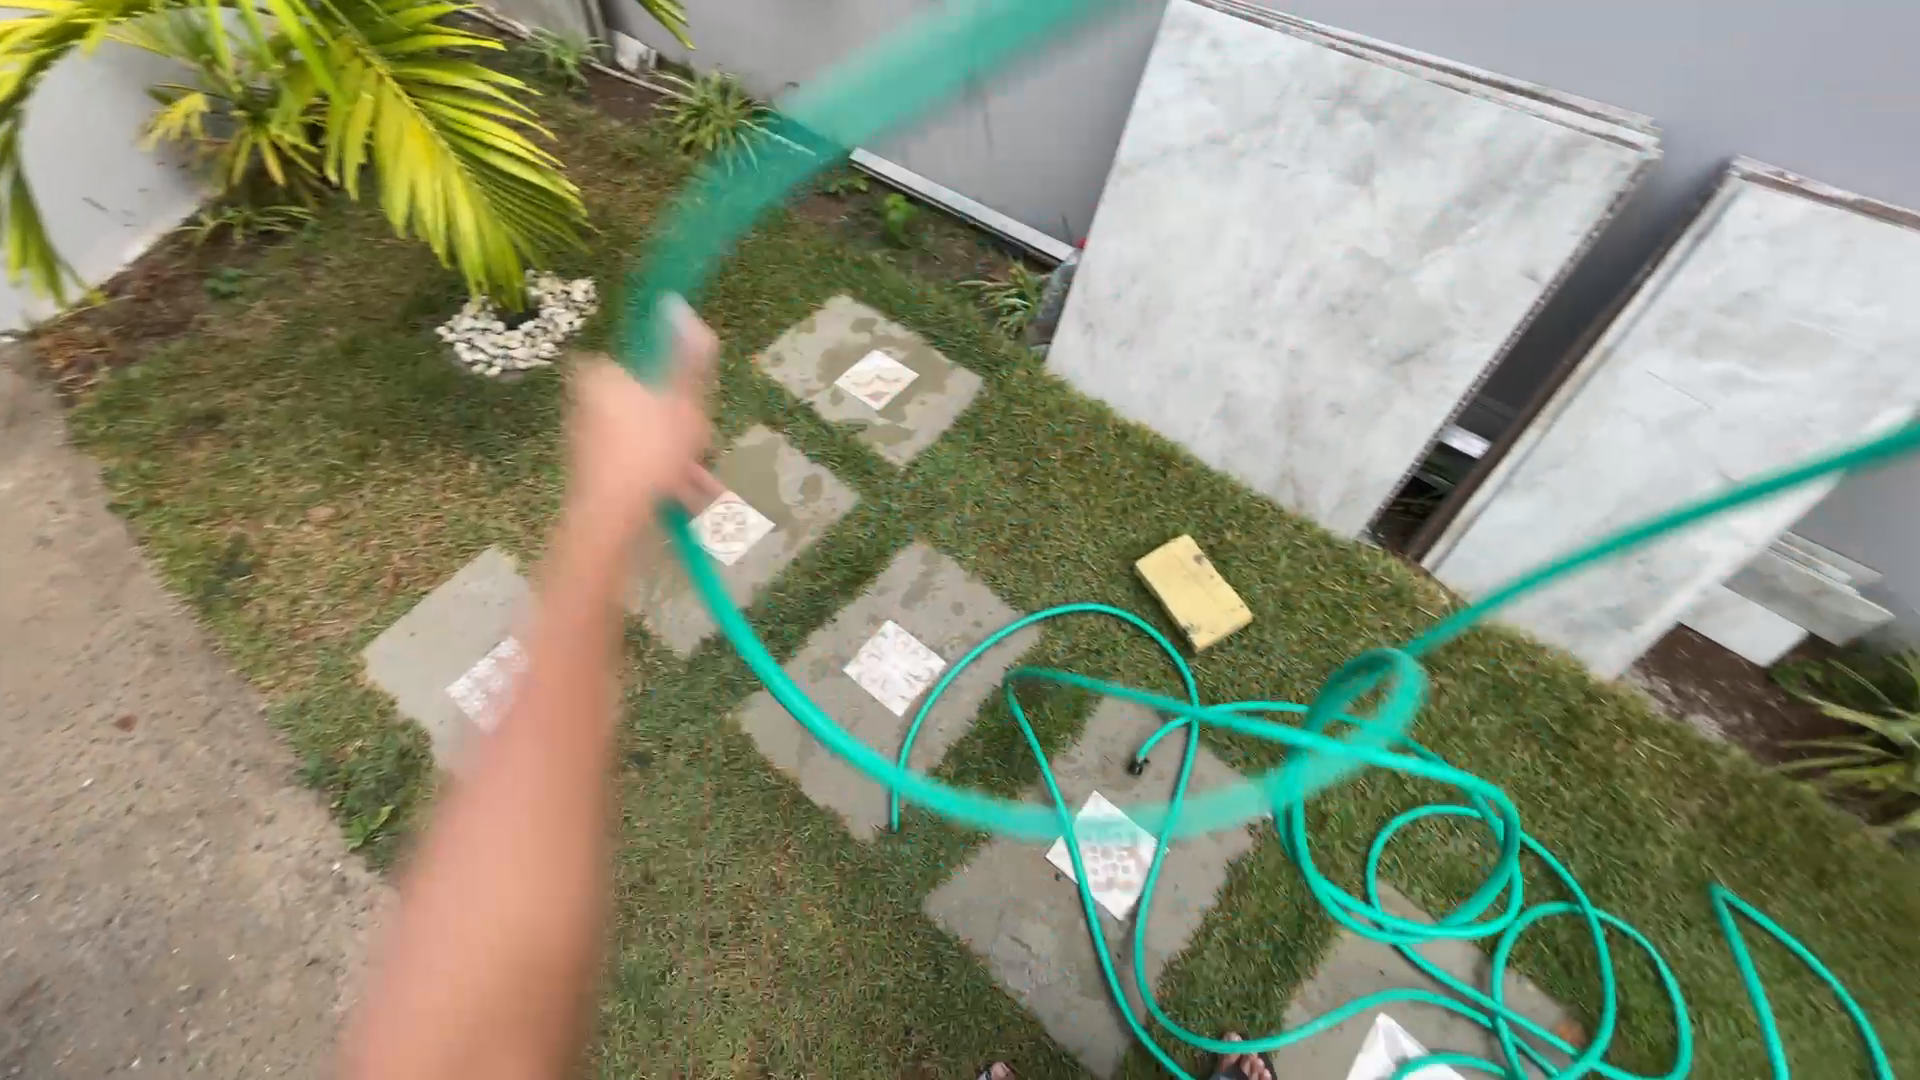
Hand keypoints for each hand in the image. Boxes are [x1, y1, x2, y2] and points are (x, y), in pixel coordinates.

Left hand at [562, 297, 721, 542]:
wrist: (612, 514)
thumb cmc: (650, 452)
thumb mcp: (683, 401)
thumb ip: (688, 360)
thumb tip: (684, 311)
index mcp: (601, 374)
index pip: (639, 366)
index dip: (669, 385)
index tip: (688, 407)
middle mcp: (585, 400)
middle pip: (647, 406)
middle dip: (680, 432)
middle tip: (700, 450)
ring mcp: (586, 438)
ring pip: (647, 441)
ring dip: (679, 461)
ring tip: (702, 484)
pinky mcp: (592, 470)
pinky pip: (638, 466)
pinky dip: (662, 479)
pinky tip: (687, 498)